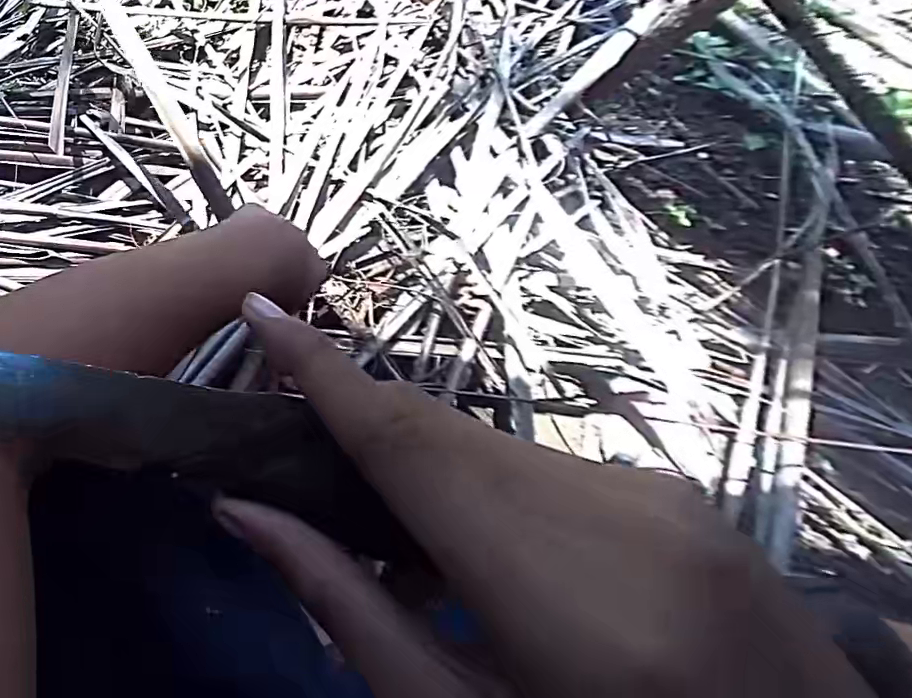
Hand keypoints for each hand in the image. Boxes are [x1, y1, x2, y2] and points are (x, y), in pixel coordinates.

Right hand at [218, 293, 875, 697]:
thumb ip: (342, 603)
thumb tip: (236, 509)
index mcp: (569, 597)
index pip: (403, 441)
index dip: (320, 367)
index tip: (259, 308)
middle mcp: (617, 515)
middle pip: (432, 430)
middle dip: (353, 422)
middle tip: (295, 457)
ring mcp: (660, 496)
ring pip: (476, 439)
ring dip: (412, 459)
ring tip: (392, 532)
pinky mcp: (675, 493)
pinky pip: (527, 459)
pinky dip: (471, 478)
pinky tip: (476, 545)